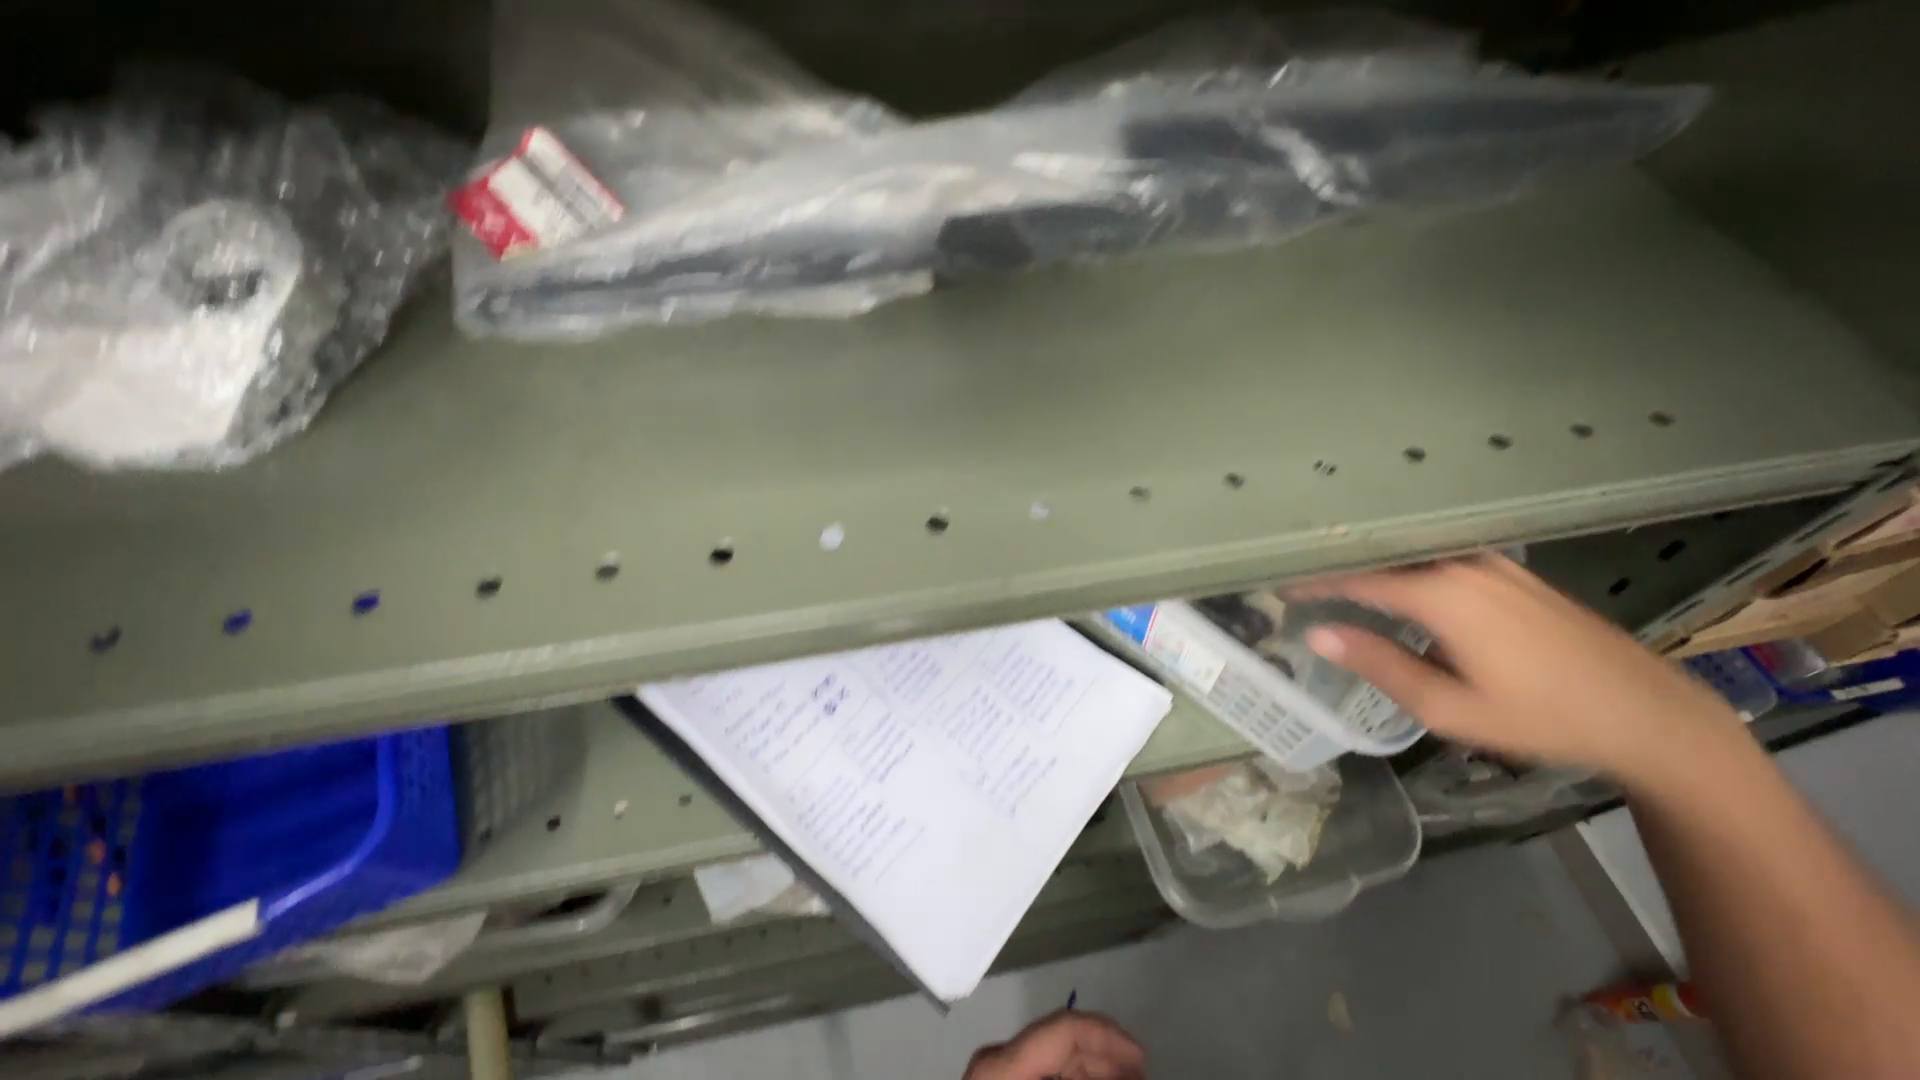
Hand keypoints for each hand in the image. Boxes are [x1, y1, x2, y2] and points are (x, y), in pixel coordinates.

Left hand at [963, 1010, 1144, 1079]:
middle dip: (1106, 1060)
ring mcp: (996, 1075)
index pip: (1065, 1029)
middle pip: (1062, 1044)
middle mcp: (998, 1061)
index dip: (1109, 1037)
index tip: (1143, 1061)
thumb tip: (1130, 1078)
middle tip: (1140, 1078)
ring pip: (1054, 1061)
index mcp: (1004, 1065)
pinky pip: (1041, 1076)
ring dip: (1092, 1074)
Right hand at [1295, 553, 1746, 786]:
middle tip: (1299, 581)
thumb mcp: (1449, 707)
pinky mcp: (1517, 575)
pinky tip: (1402, 589)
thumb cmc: (1542, 717)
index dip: (1313, 581)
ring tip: (1339, 583)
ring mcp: (1497, 565)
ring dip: (1377, 567)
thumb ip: (1380, 665)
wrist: (1648, 712)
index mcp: (1444, 594)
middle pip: (1387, 556)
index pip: (1358, 577)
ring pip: (1418, 556)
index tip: (1276, 586)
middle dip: (1340, 567)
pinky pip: (1446, 561)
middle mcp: (1466, 565)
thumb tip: (1317, 634)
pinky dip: (1411, 570)